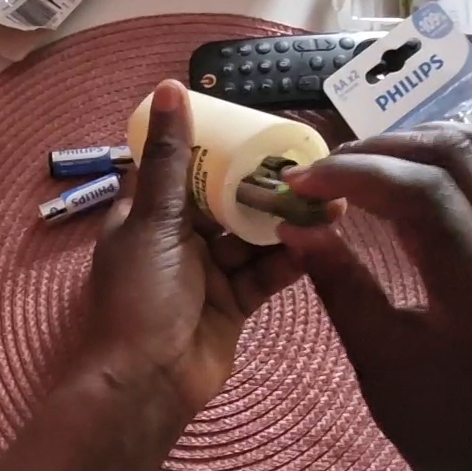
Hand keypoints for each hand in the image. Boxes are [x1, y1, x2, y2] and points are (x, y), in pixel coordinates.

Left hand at [80, 81, 300, 415]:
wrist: (149, 382)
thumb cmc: (141, 296)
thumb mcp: (154, 221)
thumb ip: (169, 160)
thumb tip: (168, 88)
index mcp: (146, 215)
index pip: (183, 168)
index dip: (217, 146)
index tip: (260, 126)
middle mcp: (176, 240)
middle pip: (225, 201)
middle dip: (264, 184)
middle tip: (311, 160)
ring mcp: (206, 273)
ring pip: (251, 237)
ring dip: (285, 219)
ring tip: (330, 196)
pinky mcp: (233, 304)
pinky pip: (265, 272)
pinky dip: (289, 257)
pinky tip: (322, 236)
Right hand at [280, 125, 471, 470]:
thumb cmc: (427, 417)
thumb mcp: (373, 356)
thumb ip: (338, 283)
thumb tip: (294, 226)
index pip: (426, 194)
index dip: (356, 174)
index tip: (301, 183)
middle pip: (458, 158)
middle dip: (380, 150)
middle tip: (322, 173)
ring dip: (418, 141)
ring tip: (362, 164)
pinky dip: (447, 156)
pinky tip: (403, 173)